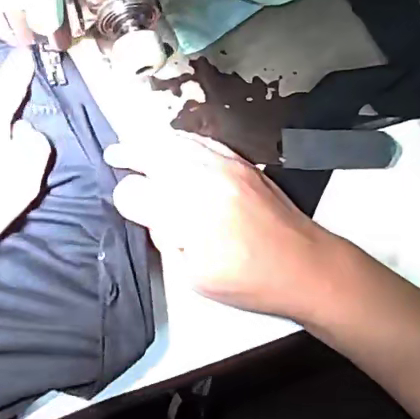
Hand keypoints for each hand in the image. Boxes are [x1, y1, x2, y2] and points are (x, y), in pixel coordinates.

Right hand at [105, 131, 350, 320]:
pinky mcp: (244, 164)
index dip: (127, 196)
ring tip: (136, 144)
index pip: (140, 191)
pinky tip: (174, 144)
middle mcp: (209, 179)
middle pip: (157, 152)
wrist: (306, 265)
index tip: (125, 202)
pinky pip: (204, 141)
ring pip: (180, 141)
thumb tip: (148, 210)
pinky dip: (182, 139)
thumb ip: (165, 237)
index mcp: (192, 210)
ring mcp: (229, 166)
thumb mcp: (195, 274)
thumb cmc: (253, 279)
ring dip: (154, 141)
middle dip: (131, 152)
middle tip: (114, 154)